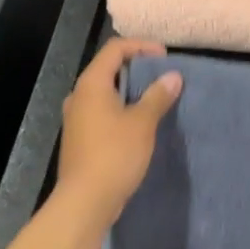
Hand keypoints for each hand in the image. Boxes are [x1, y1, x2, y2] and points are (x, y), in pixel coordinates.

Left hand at [55, 38, 181, 229]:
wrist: (84, 201)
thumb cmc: (114, 155)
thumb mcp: (142, 123)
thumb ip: (158, 96)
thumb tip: (173, 76)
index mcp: (91, 84)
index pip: (115, 49)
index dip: (141, 46)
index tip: (165, 57)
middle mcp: (79, 95)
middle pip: (108, 68)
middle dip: (136, 68)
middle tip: (162, 76)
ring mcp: (76, 117)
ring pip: (105, 92)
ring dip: (129, 90)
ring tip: (154, 99)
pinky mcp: (80, 137)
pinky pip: (101, 111)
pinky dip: (121, 108)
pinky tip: (138, 123)